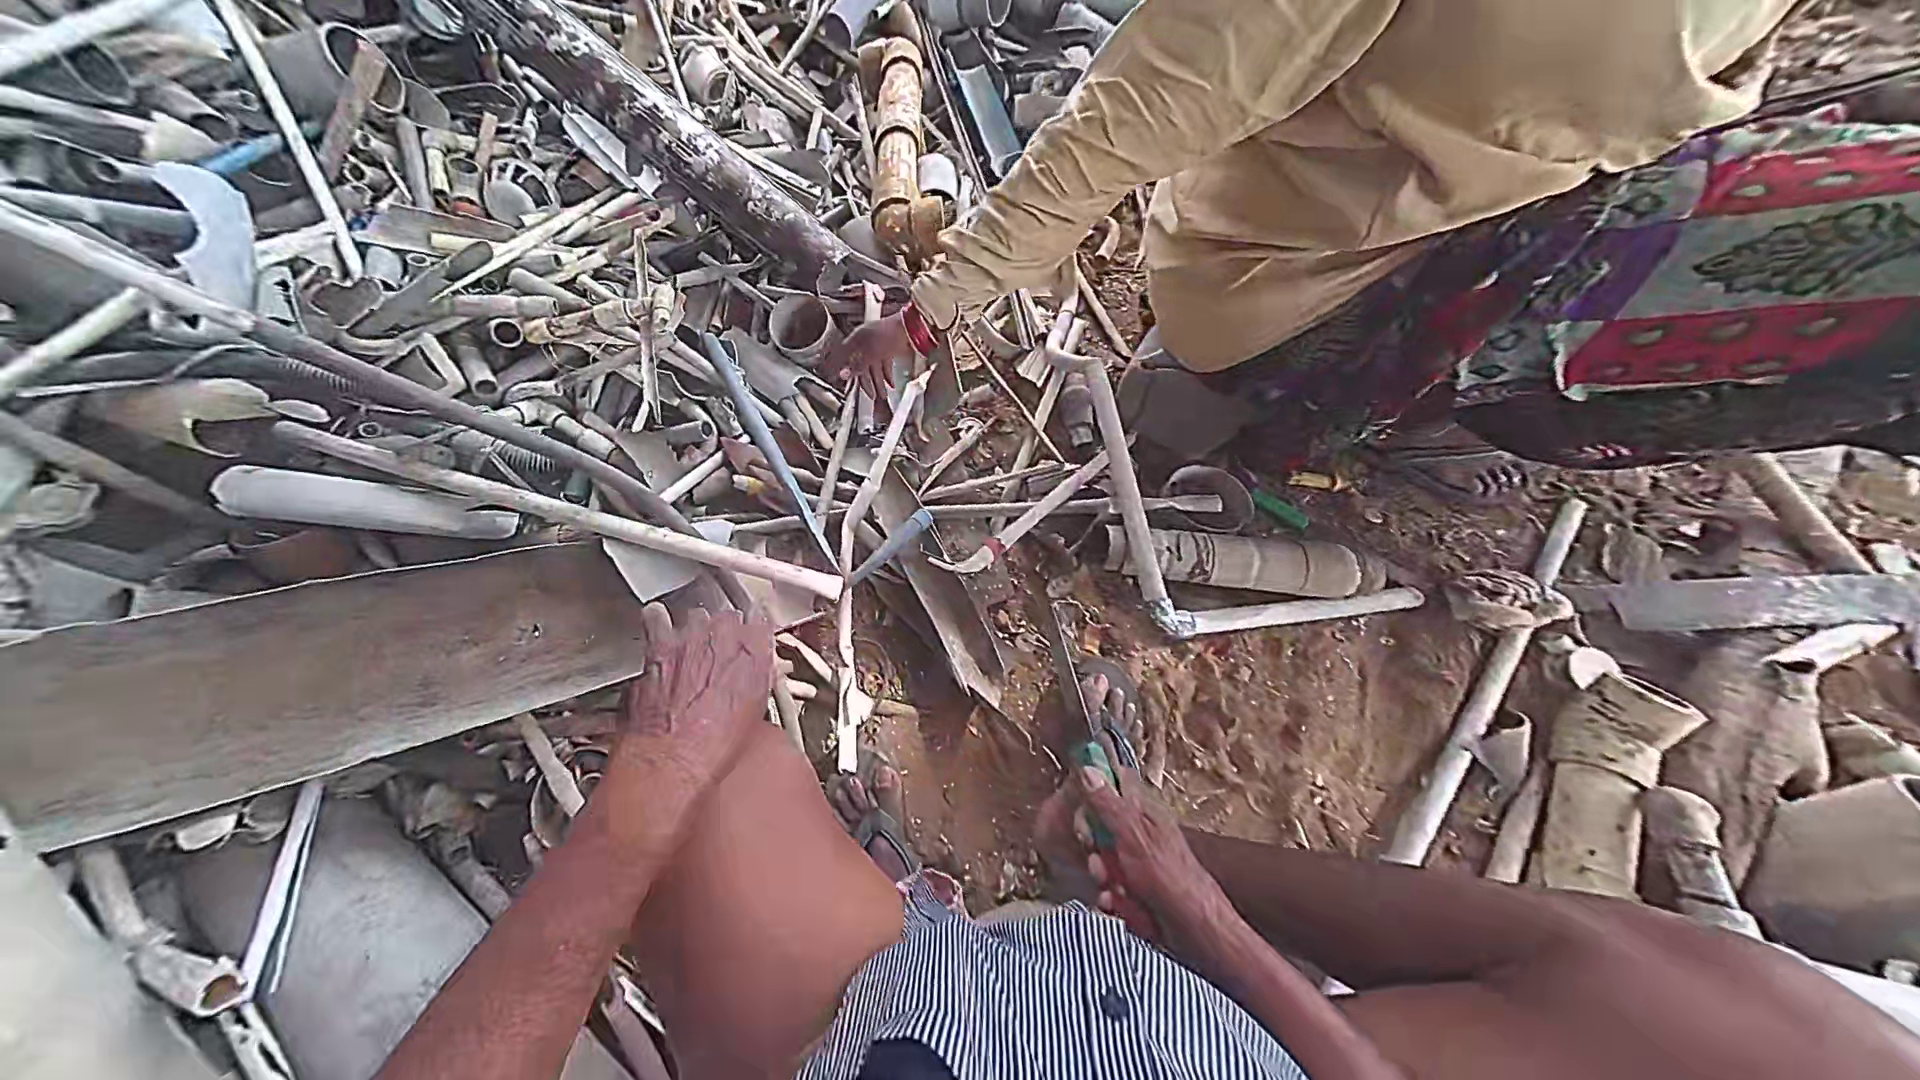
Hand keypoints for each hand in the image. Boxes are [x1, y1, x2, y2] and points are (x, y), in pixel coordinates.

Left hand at [621, 604, 774, 792]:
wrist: (674, 758)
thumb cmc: (715, 742)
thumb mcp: (756, 709)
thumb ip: (760, 676)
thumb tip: (762, 669)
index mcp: (755, 649)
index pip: (761, 620)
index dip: (755, 630)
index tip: (752, 636)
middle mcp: (724, 636)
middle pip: (727, 616)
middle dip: (724, 631)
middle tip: (720, 652)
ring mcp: (690, 637)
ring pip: (695, 615)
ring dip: (694, 628)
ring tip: (692, 644)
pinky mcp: (657, 646)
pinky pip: (656, 619)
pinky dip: (657, 619)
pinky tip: (656, 621)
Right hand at [825, 310, 909, 400]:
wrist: (908, 328)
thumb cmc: (888, 333)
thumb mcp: (869, 353)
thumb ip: (856, 365)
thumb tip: (843, 374)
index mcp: (857, 340)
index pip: (848, 359)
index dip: (848, 373)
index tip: (850, 385)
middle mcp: (866, 343)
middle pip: (863, 367)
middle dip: (868, 383)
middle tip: (871, 395)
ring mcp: (879, 346)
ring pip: (876, 368)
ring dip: (879, 383)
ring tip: (882, 395)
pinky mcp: (890, 349)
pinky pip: (886, 366)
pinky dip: (888, 376)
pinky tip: (891, 384)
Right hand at [1038, 736, 1235, 954]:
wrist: (1196, 932)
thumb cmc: (1169, 878)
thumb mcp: (1133, 835)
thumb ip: (1108, 804)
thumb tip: (1087, 769)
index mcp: (1143, 811)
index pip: (1114, 782)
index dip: (1094, 790)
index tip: (1084, 807)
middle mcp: (1139, 831)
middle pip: (1100, 822)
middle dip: (1093, 843)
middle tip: (1096, 856)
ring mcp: (1137, 861)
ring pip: (1102, 856)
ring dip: (1101, 874)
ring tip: (1112, 889)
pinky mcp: (1135, 888)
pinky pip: (1110, 885)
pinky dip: (1110, 897)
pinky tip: (1115, 905)